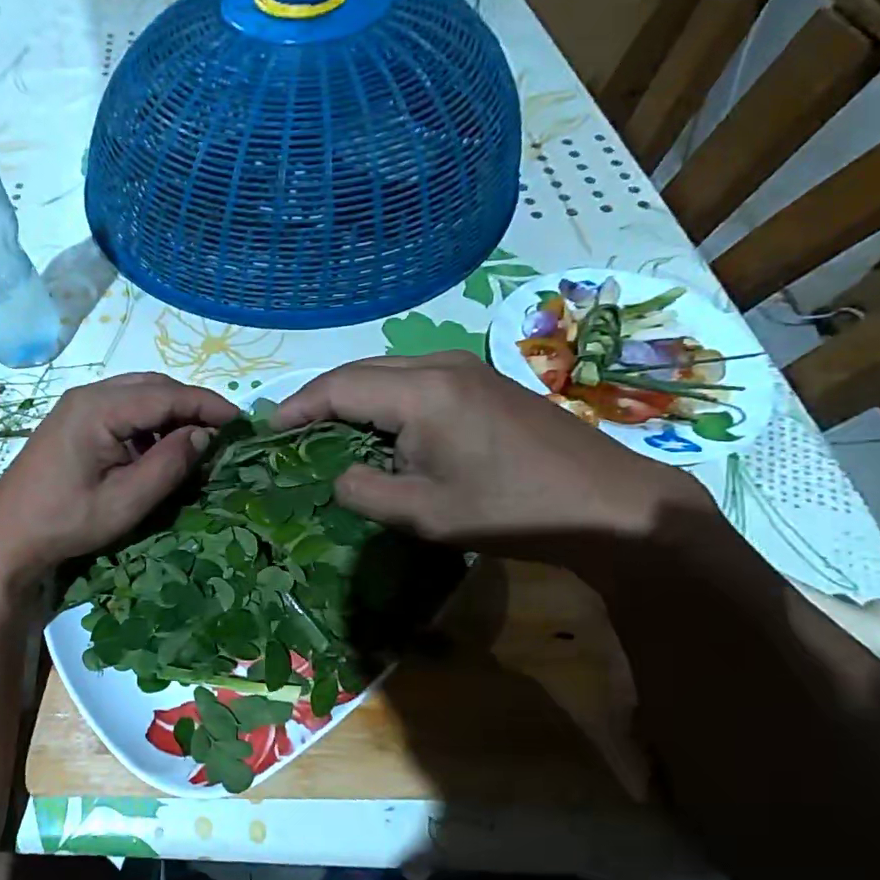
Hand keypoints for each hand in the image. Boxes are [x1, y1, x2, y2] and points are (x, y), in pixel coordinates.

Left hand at [0, 372, 240, 585]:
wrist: (8, 537)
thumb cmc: (66, 521)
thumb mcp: (126, 501)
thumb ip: (170, 464)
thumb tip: (204, 434)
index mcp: (98, 408)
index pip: (167, 394)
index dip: (208, 404)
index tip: (241, 421)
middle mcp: (87, 395)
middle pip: (153, 387)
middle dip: (191, 406)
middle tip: (222, 433)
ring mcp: (76, 405)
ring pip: (138, 394)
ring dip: (169, 413)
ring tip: (195, 442)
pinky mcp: (72, 420)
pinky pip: (121, 407)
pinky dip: (147, 422)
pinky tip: (156, 449)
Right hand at [272, 352, 712, 561]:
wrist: (611, 505)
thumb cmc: (510, 511)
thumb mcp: (423, 514)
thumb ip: (363, 491)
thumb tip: (339, 475)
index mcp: (420, 393)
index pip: (337, 387)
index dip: (297, 407)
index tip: (269, 430)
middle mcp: (438, 365)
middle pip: (359, 370)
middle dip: (320, 398)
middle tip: (293, 431)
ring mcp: (466, 367)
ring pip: (386, 370)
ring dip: (352, 396)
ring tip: (328, 430)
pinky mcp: (484, 380)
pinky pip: (414, 378)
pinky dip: (383, 397)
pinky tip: (382, 427)